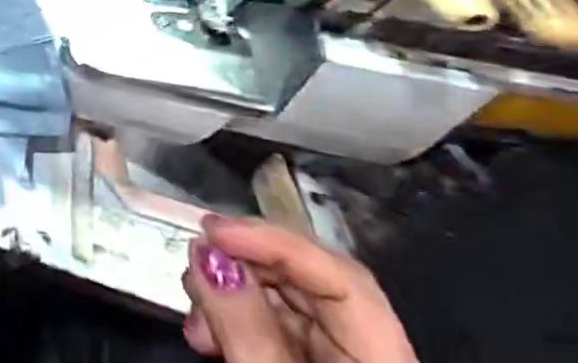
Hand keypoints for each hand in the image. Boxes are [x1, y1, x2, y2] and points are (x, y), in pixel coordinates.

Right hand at [182, 215, 416, 362]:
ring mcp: (340, 352)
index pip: (343, 278)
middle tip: (192, 268)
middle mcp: (370, 349)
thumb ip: (245, 325)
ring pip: (278, 292)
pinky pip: (268, 315)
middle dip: (239, 264)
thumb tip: (207, 253)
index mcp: (385, 360)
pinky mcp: (308, 355)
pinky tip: (206, 332)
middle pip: (306, 278)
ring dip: (225, 290)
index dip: (276, 243)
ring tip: (197, 319)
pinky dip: (228, 312)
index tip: (211, 228)